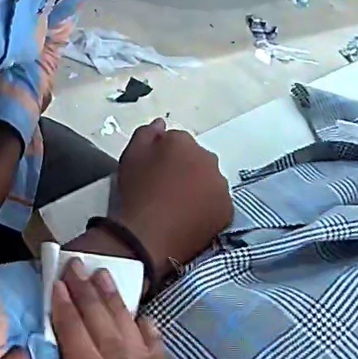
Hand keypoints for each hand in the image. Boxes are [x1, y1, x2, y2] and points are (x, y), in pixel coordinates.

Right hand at [108, 118, 231, 267]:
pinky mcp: (227, 210)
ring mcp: (220, 185)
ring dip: (197, 186)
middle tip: (165, 187)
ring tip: (178, 204)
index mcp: (183, 141)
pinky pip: (216, 202)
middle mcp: (208, 158)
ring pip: (209, 179)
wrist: (148, 234)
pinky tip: (189, 216)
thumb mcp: (130, 155)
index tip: (153, 169)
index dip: (163, 154)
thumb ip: (146, 133)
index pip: (176, 140)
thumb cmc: (137, 191)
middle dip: (185, 167)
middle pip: (196, 158)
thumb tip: (160, 124)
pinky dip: (206, 206)